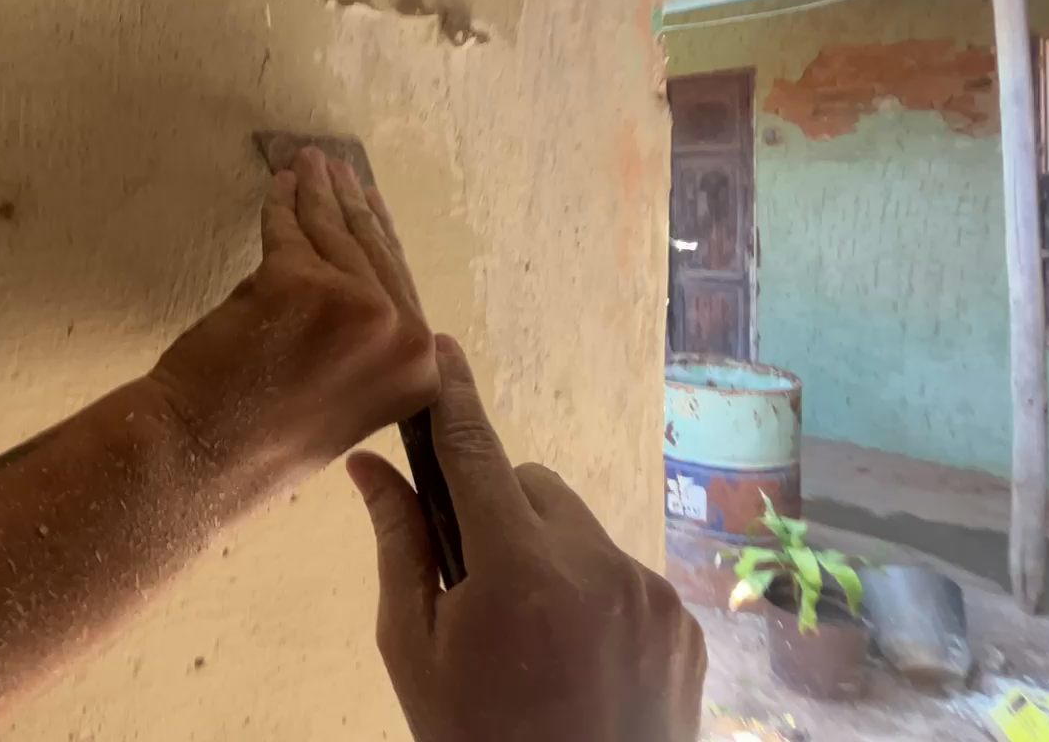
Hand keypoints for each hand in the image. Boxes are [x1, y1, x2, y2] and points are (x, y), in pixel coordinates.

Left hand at [147, 146, 441, 486]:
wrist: (203, 452)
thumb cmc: (262, 432)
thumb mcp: (341, 391)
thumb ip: (362, 339)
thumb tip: (357, 279)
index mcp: (420, 370)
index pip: (400, 282)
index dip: (381, 235)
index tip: (371, 201)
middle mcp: (401, 333)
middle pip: (369, 247)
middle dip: (350, 201)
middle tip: (337, 168)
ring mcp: (355, 305)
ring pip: (330, 230)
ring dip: (316, 190)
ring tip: (308, 162)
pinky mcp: (298, 281)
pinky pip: (286, 229)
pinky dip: (279, 205)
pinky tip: (279, 186)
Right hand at [346, 342, 705, 741]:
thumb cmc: (473, 736)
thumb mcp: (412, 644)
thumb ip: (397, 542)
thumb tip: (368, 466)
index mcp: (518, 570)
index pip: (475, 452)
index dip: (452, 395)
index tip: (440, 345)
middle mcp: (595, 565)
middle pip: (527, 482)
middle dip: (492, 501)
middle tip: (470, 569)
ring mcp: (648, 593)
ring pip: (570, 519)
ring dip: (537, 539)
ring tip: (526, 618)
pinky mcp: (680, 621)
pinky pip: (611, 561)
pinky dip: (581, 576)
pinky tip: (571, 643)